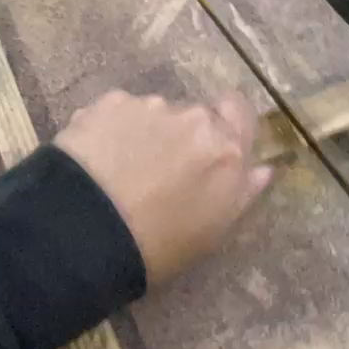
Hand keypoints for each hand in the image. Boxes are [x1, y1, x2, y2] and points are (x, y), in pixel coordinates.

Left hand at [54, 91, 273, 284]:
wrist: (85, 231)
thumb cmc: (158, 245)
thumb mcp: (213, 231)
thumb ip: (242, 192)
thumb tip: (262, 169)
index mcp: (226, 150)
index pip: (240, 111)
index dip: (226, 125)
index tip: (209, 150)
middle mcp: (194, 118)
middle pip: (195, 116)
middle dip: (182, 136)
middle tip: (161, 172)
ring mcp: (150, 106)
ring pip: (155, 113)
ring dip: (146, 133)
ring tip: (121, 170)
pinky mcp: (109, 102)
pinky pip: (119, 112)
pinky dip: (113, 129)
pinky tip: (96, 159)